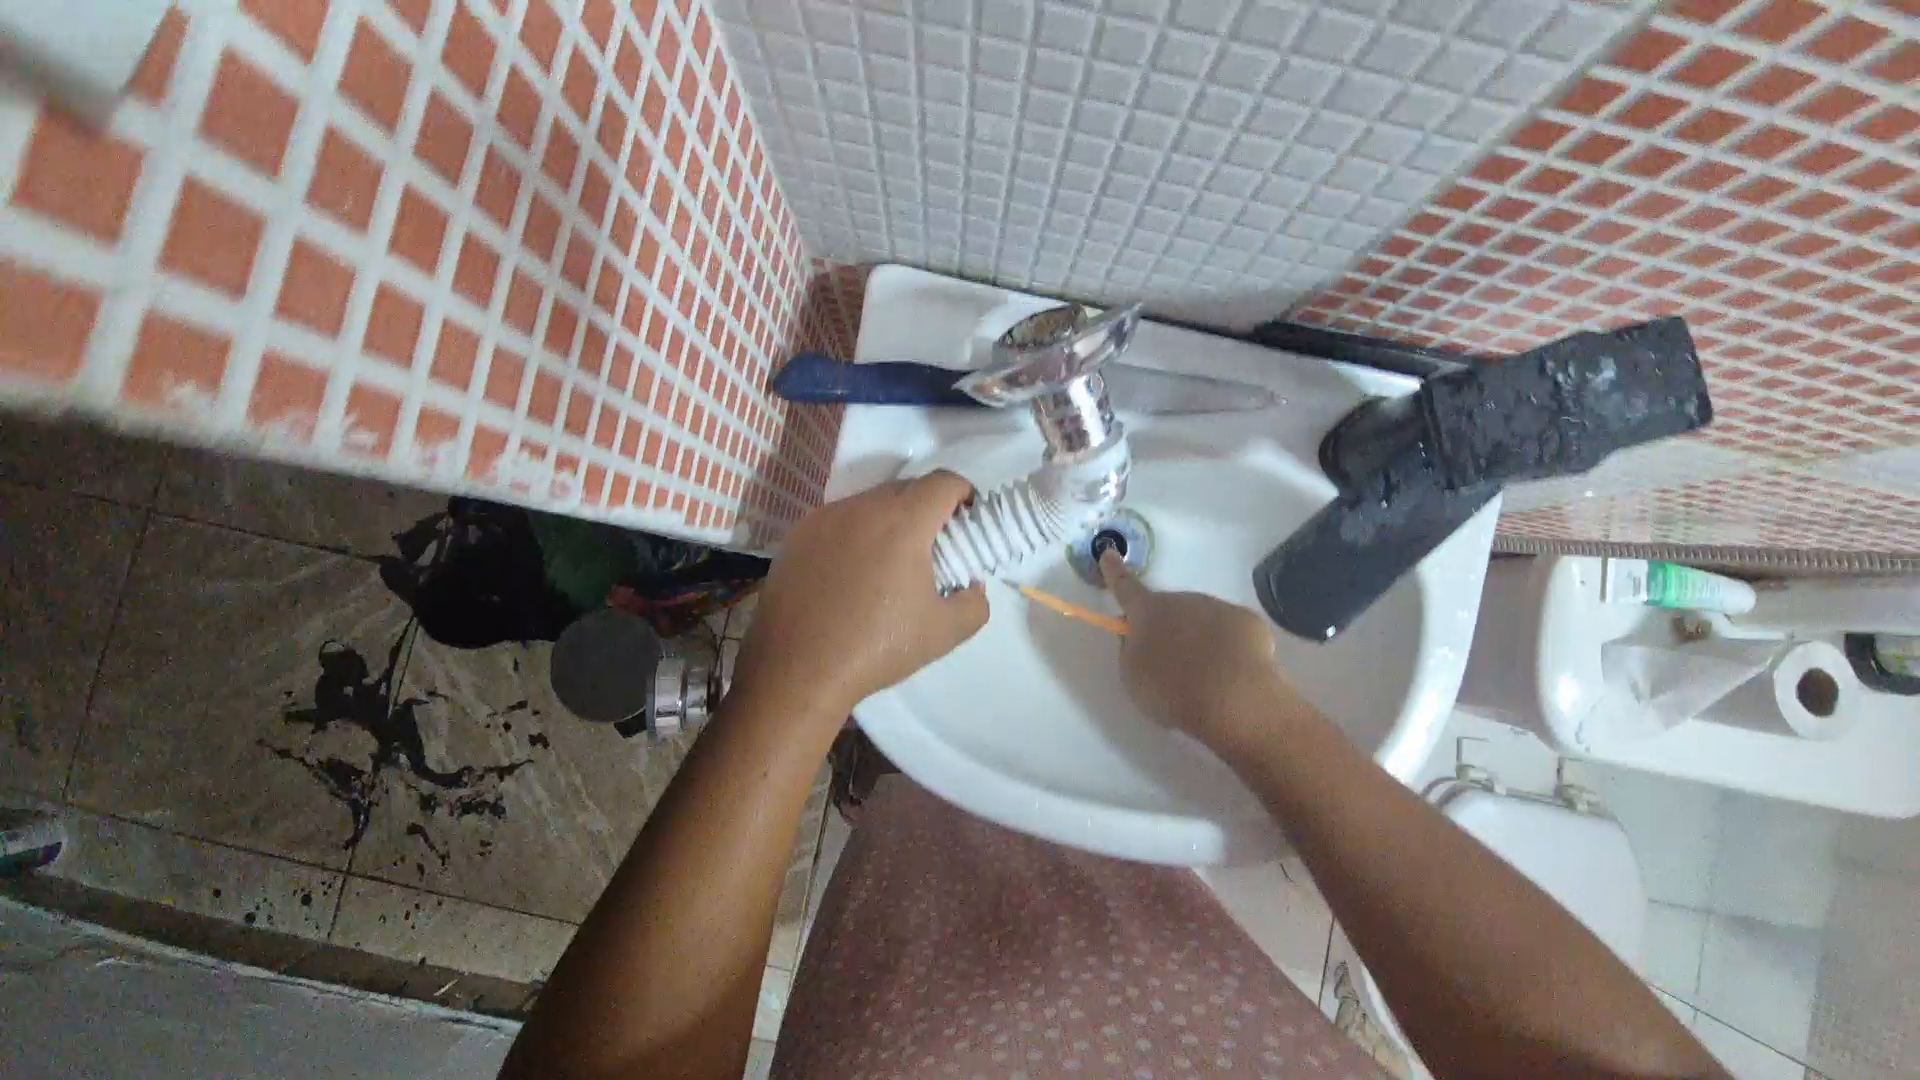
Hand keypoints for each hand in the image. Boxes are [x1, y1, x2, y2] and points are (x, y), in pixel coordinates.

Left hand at [733, 471, 988, 719]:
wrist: (796, 671)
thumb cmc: (876, 647)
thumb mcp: (944, 633)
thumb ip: (975, 603)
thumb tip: (971, 585)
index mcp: (903, 521)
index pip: (944, 481)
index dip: (964, 493)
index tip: (968, 519)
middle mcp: (861, 507)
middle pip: (906, 489)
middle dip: (928, 509)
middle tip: (935, 547)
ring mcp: (823, 518)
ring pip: (869, 504)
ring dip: (889, 522)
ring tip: (889, 564)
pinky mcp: (796, 537)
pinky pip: (838, 523)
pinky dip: (854, 536)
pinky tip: (851, 575)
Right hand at [1099, 551, 1296, 746]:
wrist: (1232, 699)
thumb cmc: (1170, 690)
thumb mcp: (1133, 675)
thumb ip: (1131, 648)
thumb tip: (1138, 635)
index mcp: (1148, 611)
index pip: (1125, 587)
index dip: (1115, 572)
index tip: (1109, 553)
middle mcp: (1182, 600)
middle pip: (1170, 609)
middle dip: (1169, 628)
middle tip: (1172, 664)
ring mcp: (1218, 607)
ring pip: (1202, 619)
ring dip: (1200, 639)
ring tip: (1206, 676)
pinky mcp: (1249, 621)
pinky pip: (1232, 632)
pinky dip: (1229, 647)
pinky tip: (1233, 672)